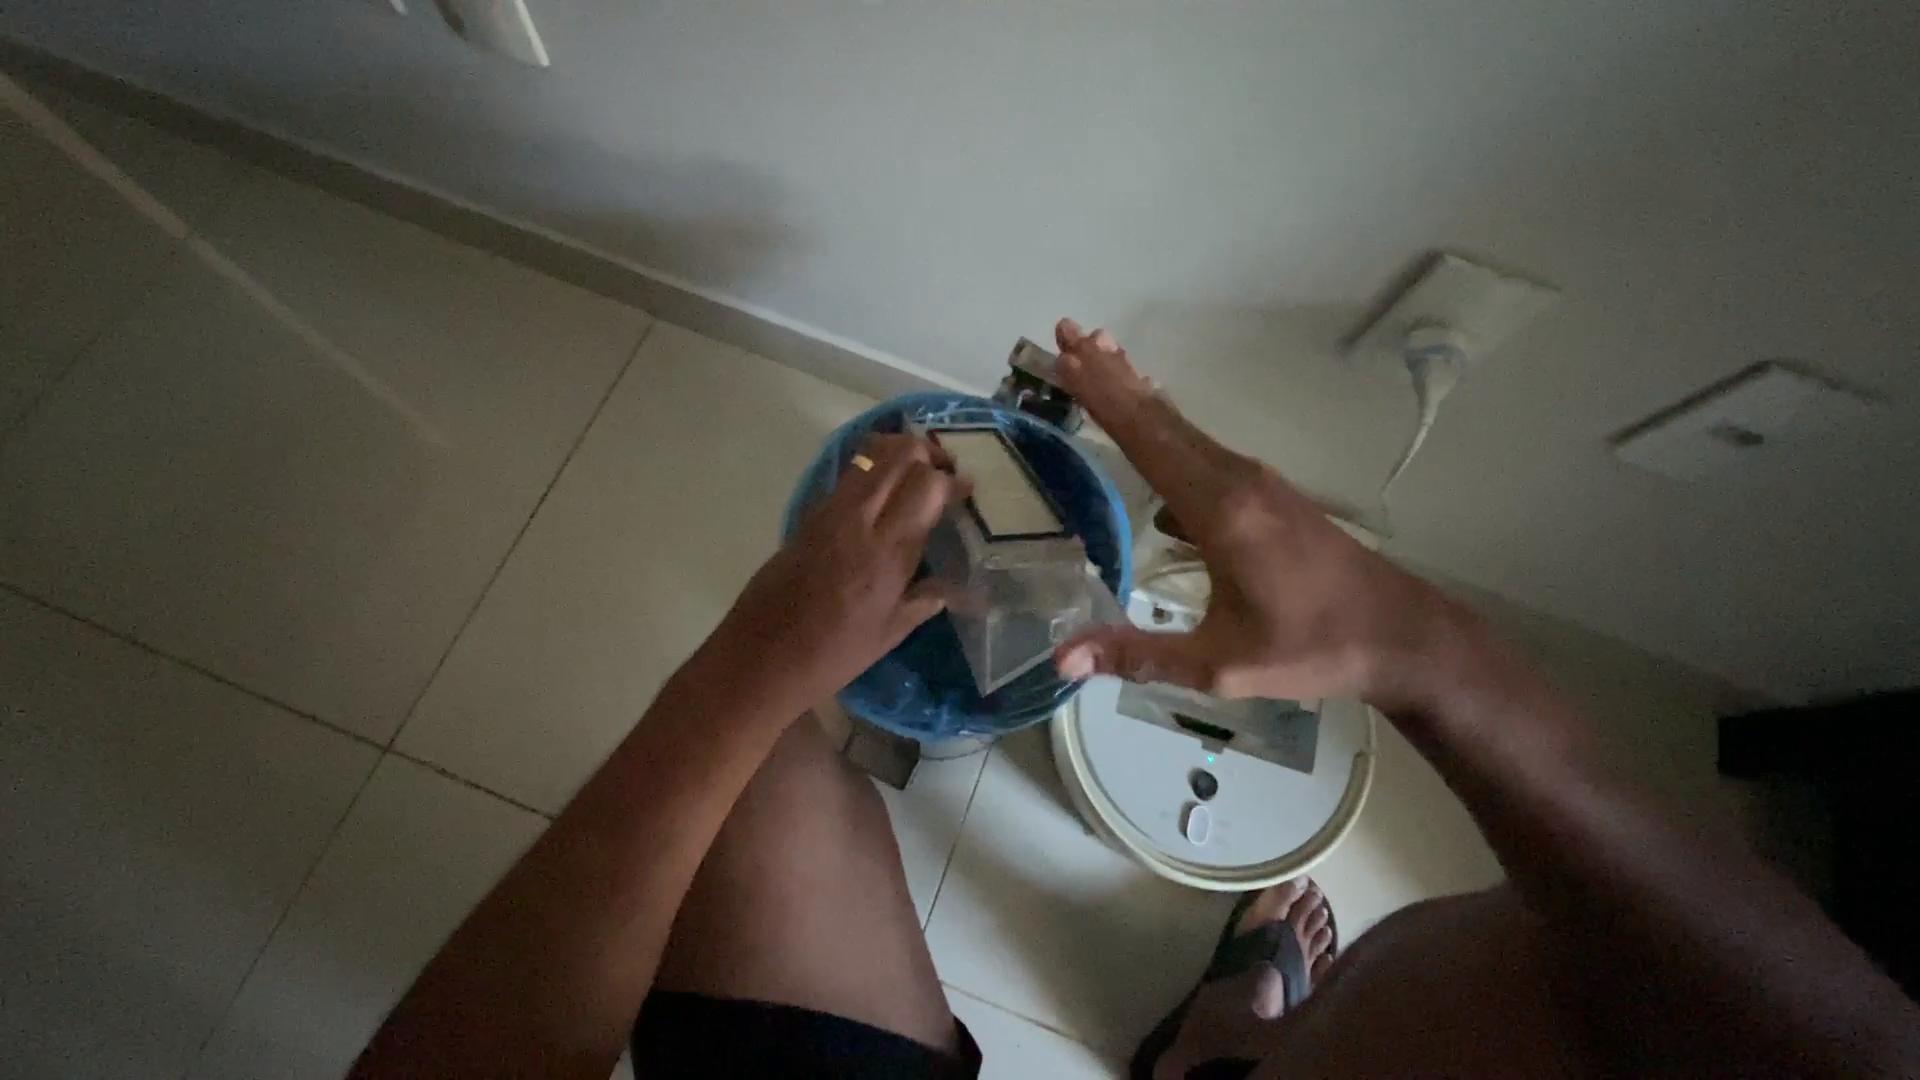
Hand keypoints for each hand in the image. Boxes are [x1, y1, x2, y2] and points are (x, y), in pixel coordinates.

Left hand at [703, 433, 964, 713]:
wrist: (760, 657)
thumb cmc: (832, 654)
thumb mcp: (889, 633)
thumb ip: (925, 600)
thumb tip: (956, 589)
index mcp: (886, 551)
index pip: (926, 485)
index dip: (952, 480)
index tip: (966, 489)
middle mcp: (858, 519)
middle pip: (898, 454)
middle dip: (927, 453)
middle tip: (943, 472)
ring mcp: (828, 512)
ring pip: (869, 455)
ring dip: (898, 454)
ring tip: (916, 475)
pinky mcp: (808, 516)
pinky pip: (848, 477)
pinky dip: (873, 470)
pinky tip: (884, 497)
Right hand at [1048, 319, 1473, 712]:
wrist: (1401, 634)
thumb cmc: (1311, 648)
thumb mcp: (1220, 665)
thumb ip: (1138, 654)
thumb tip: (1060, 659)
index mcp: (1220, 509)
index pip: (1146, 439)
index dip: (1101, 396)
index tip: (1064, 355)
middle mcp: (1234, 477)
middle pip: (1160, 415)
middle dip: (1109, 373)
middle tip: (1065, 331)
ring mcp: (1253, 479)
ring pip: (1181, 422)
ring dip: (1135, 388)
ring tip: (1097, 353)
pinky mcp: (1263, 489)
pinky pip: (1199, 442)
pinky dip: (1164, 419)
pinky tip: (1150, 420)